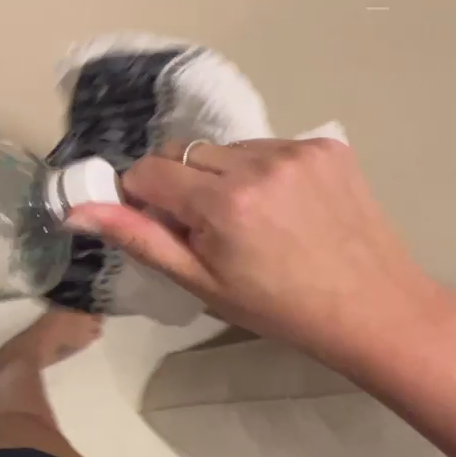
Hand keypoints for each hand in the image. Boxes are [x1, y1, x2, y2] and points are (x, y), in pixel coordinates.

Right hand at [67, 138, 455, 362]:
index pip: (146, 171)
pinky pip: (261, 147)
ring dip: (216, 175)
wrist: (378, 310)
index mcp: (224, 201)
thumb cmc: (277, 306)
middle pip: (180, 153)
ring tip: (247, 217)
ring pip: (219, 149)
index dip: (143, 199)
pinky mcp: (326, 147)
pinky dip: (254, 170)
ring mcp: (298, 150)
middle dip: (179, 185)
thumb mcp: (196, 280)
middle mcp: (259, 164)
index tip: (166, 228)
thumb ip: (135, 237)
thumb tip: (76, 210)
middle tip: (206, 228)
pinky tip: (278, 206)